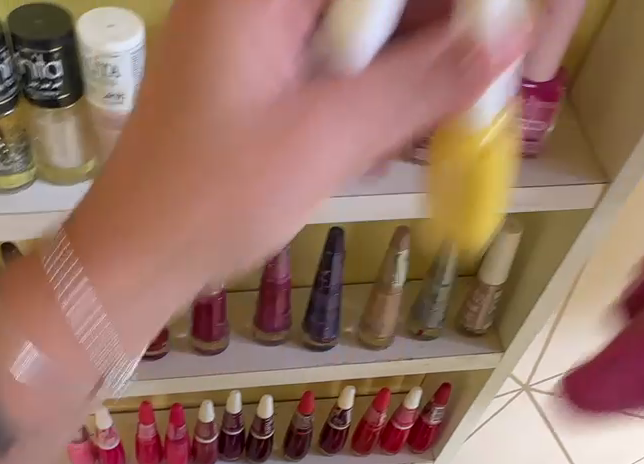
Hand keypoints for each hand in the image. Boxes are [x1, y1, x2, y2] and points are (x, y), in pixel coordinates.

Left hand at [67, 0, 523, 348]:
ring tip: (455, 117)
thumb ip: (417, 85)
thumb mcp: (323, 141)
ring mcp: (259, 24)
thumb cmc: (211, 203)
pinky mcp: (259, 65)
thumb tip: (506, 40)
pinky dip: (376, 87)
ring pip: (367, 21)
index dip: (466, 3)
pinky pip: (338, 55)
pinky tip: (400, 129)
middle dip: (446, 28)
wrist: (132, 257)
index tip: (510, 35)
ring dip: (415, 65)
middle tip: (499, 81)